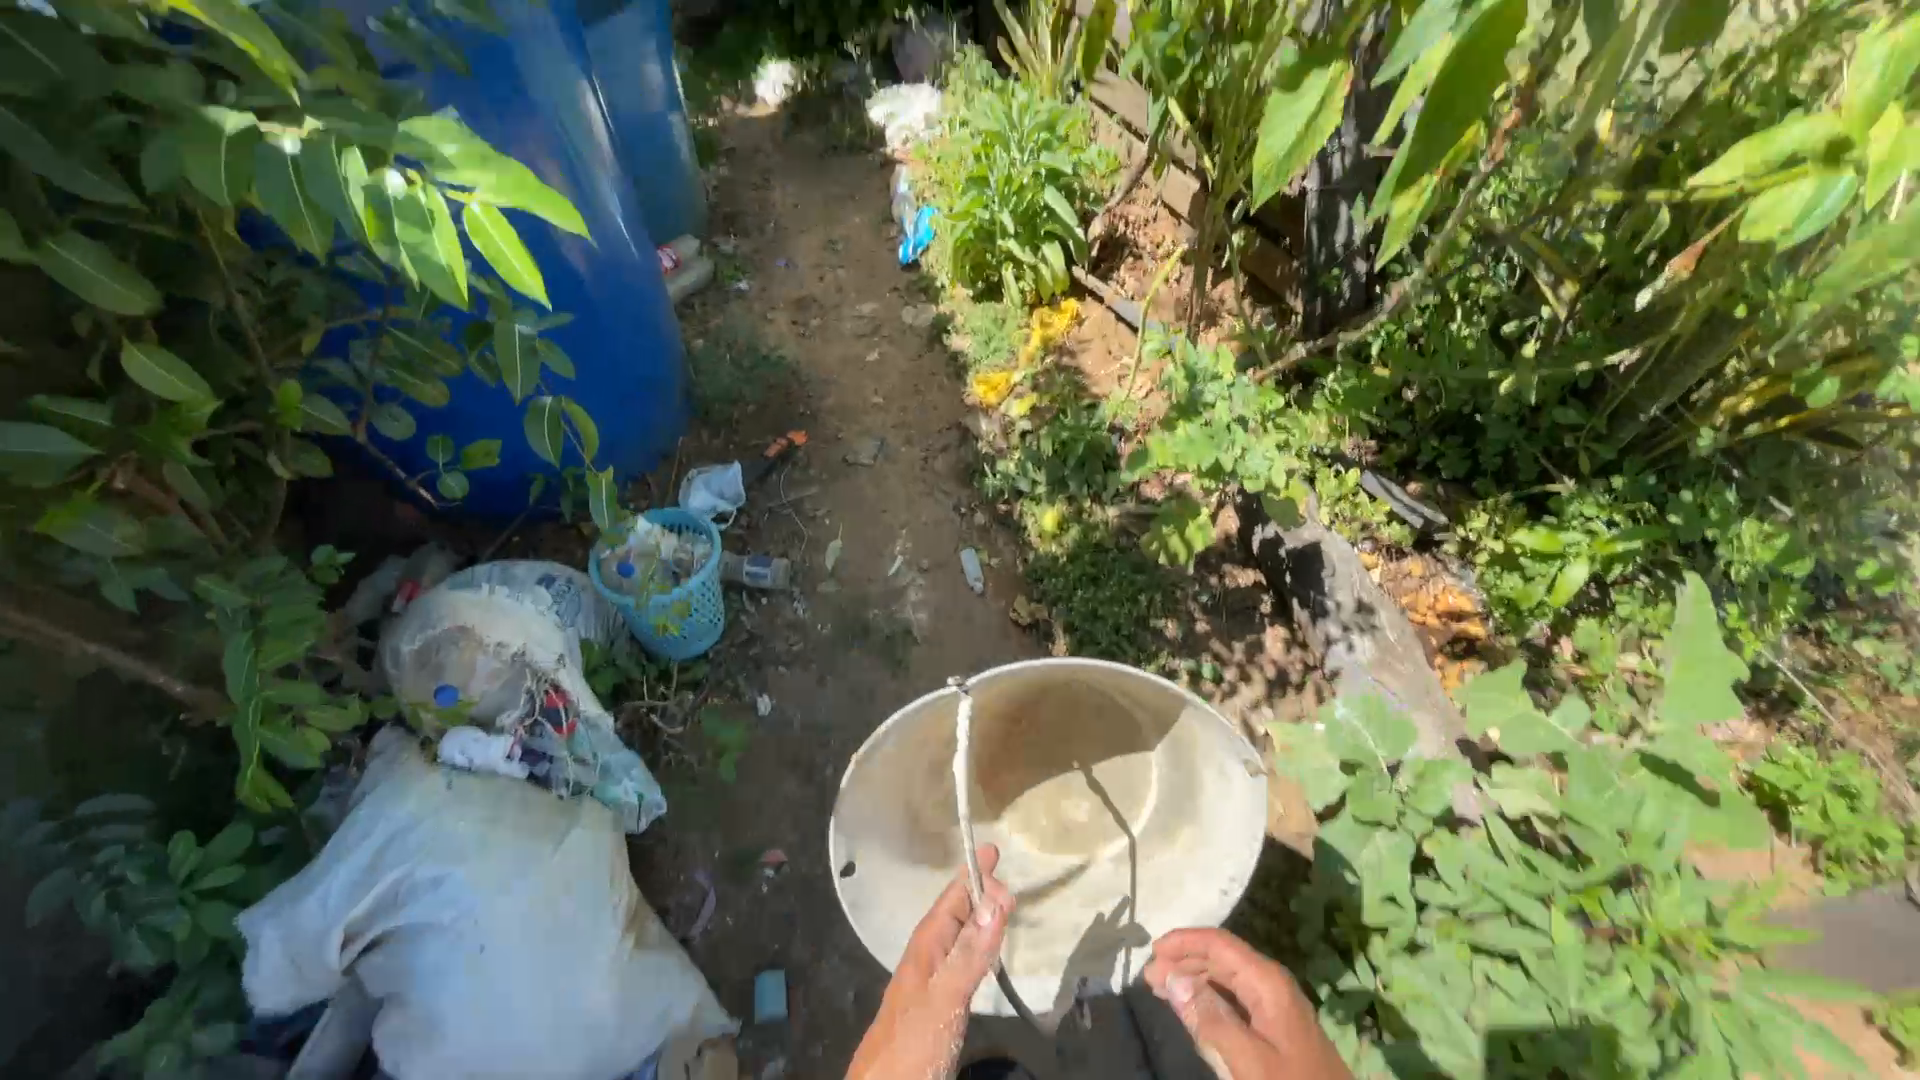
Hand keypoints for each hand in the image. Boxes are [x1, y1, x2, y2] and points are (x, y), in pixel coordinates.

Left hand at [845, 844, 1014, 1079]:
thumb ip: (970, 953)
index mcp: (928, 943)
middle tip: (1008, 885)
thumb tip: (997, 902)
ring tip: (1001, 907)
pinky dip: (979, 947)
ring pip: (960, 935)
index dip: (974, 873)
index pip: (953, 895)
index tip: (993, 850)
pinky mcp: (940, 1002)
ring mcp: (933, 979)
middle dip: (980, 891)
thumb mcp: (945, 996)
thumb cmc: (911, 1040)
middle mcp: (929, 954)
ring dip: (980, 917)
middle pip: (957, 911)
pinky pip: (962, 960)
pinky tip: (986, 954)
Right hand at [1144, 928, 1351, 1079]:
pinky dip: (1209, 997)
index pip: (1219, 944)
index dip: (1184, 942)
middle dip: (1184, 960)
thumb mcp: (1249, 1062)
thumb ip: (1210, 1019)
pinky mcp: (1276, 1026)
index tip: (1152, 953)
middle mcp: (1271, 984)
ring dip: (1194, 978)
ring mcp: (1276, 1005)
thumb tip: (1173, 979)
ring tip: (1163, 990)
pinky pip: (1235, 998)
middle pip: (1221, 957)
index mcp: (1267, 982)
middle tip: (1150, 978)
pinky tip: (1193, 1009)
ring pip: (1227, 977)